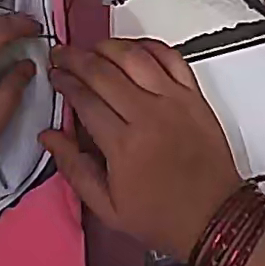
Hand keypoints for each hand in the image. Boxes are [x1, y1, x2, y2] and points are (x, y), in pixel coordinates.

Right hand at [42, 39, 244, 255]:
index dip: (64, 82)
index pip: (84, 98)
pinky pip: (170, 58)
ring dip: (107, 46)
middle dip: (75, 58)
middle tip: (62, 55)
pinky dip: (149, 46)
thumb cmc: (162, 216)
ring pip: (134, 57)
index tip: (55, 76)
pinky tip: (133, 48)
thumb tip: (49, 136)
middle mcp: (147, 116)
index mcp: (123, 145)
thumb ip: (74, 169)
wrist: (215, 220)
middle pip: (102, 72)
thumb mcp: (107, 207)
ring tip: (92, 48)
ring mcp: (174, 101)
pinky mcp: (194, 96)